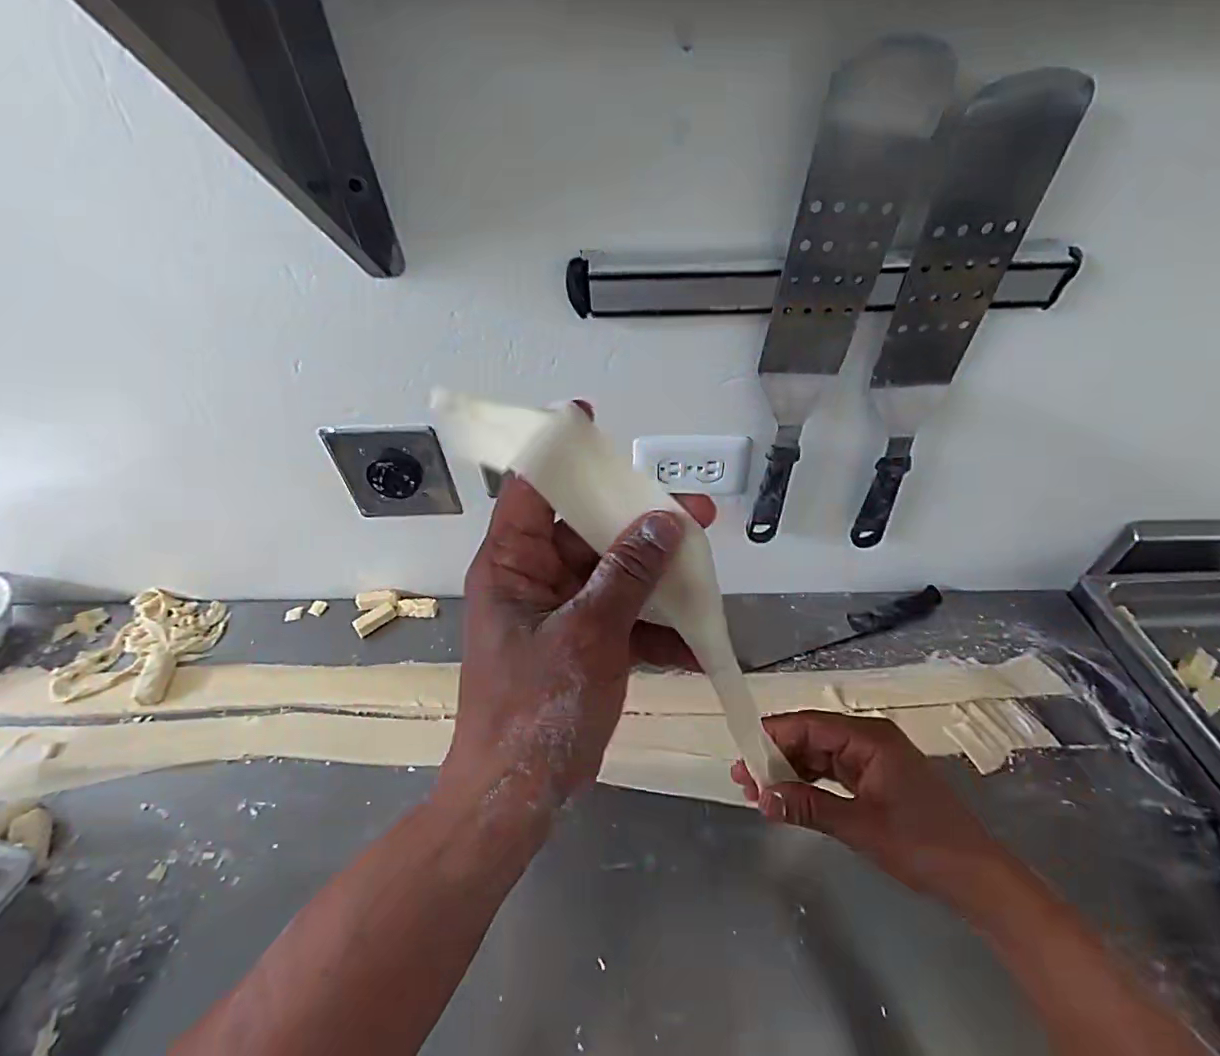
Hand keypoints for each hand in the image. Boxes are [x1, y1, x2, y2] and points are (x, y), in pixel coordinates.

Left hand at [445, 462, 717, 813]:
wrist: (516, 798)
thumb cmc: (536, 710)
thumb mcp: (588, 635)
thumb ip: (628, 575)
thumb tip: (666, 521)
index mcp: (513, 565)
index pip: (530, 489)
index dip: (559, 451)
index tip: (590, 420)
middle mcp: (534, 581)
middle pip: (589, 532)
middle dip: (642, 526)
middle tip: (695, 516)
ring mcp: (560, 615)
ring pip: (614, 576)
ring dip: (658, 579)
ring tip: (706, 578)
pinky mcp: (582, 646)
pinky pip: (623, 621)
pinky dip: (655, 629)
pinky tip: (695, 642)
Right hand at [732, 712, 1010, 916]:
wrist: (975, 875)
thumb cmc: (922, 844)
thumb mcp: (860, 826)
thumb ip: (809, 807)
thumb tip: (763, 798)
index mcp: (871, 738)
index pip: (811, 725)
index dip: (773, 736)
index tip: (742, 753)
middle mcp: (870, 740)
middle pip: (813, 737)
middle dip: (777, 756)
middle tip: (743, 780)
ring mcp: (874, 760)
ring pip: (820, 755)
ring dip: (790, 772)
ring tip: (758, 791)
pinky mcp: (875, 780)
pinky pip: (833, 772)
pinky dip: (809, 784)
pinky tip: (788, 797)